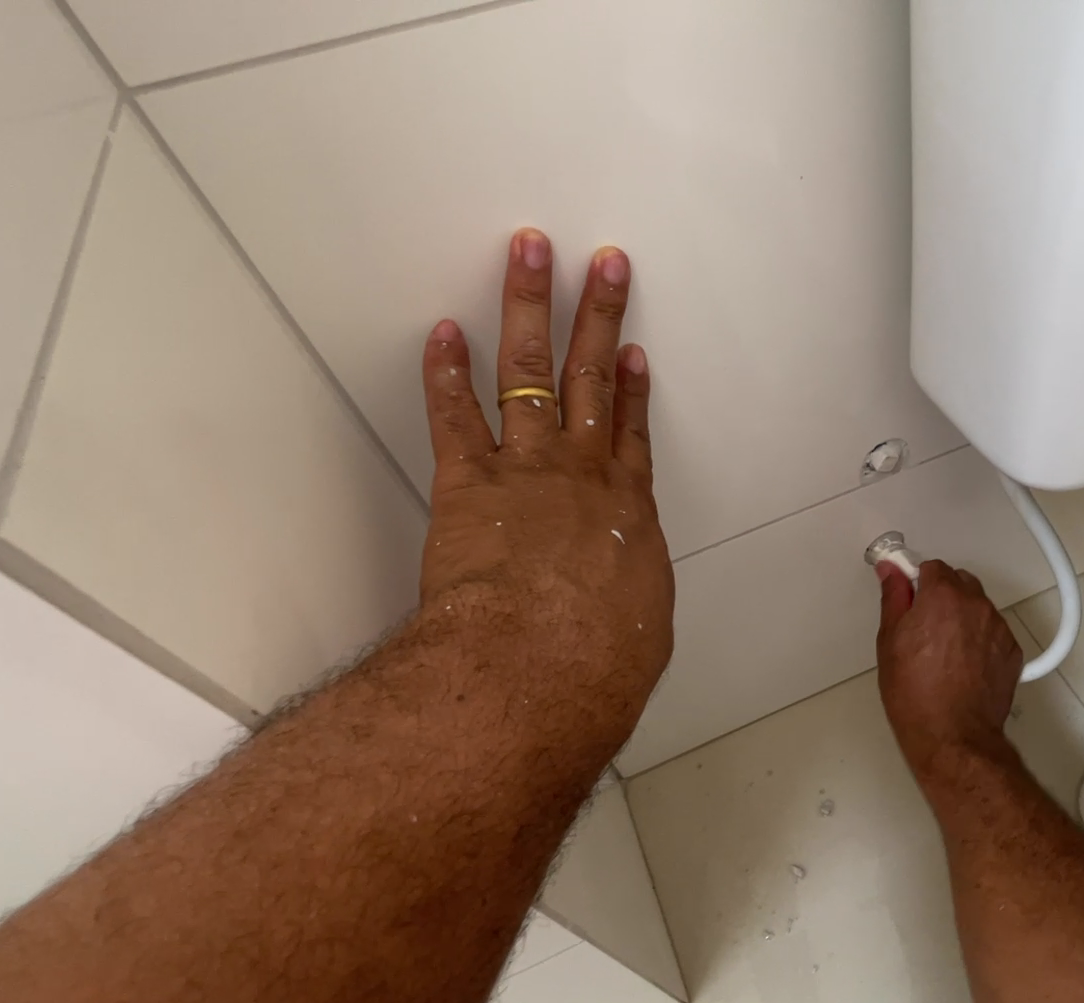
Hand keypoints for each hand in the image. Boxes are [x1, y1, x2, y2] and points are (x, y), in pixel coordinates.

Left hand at [418, 227, 674, 711]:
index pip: (631, 434)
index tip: (632, 351)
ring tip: (532, 255)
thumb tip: (621, 604)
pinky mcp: (469, 483)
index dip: (633, 390)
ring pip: (532, 373)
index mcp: (627, 512)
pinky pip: (456, 416)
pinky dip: (447, 372)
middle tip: (604, 264)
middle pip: (593, 381)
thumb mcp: (639, 632)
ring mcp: (527, 469)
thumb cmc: (601, 662)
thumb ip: (630, 599)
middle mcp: (582, 474)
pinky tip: (443, 332)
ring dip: (530, 309)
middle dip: (598, 316)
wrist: (541, 667)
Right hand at [874, 560, 1022, 775]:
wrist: (952, 735)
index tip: (908, 597)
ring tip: (943, 651)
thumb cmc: (915, 693)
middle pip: (959, 582)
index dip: (917, 582)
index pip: (931, 567)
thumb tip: (891, 571)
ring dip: (962, 616)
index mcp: (943, 595)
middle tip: (922, 627)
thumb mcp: (889, 640)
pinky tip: (962, 664)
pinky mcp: (1011, 651)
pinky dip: (979, 639)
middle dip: (941, 596)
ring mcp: (998, 628)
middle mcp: (976, 605)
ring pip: (977, 606)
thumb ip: (893, 596)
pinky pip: (992, 631)